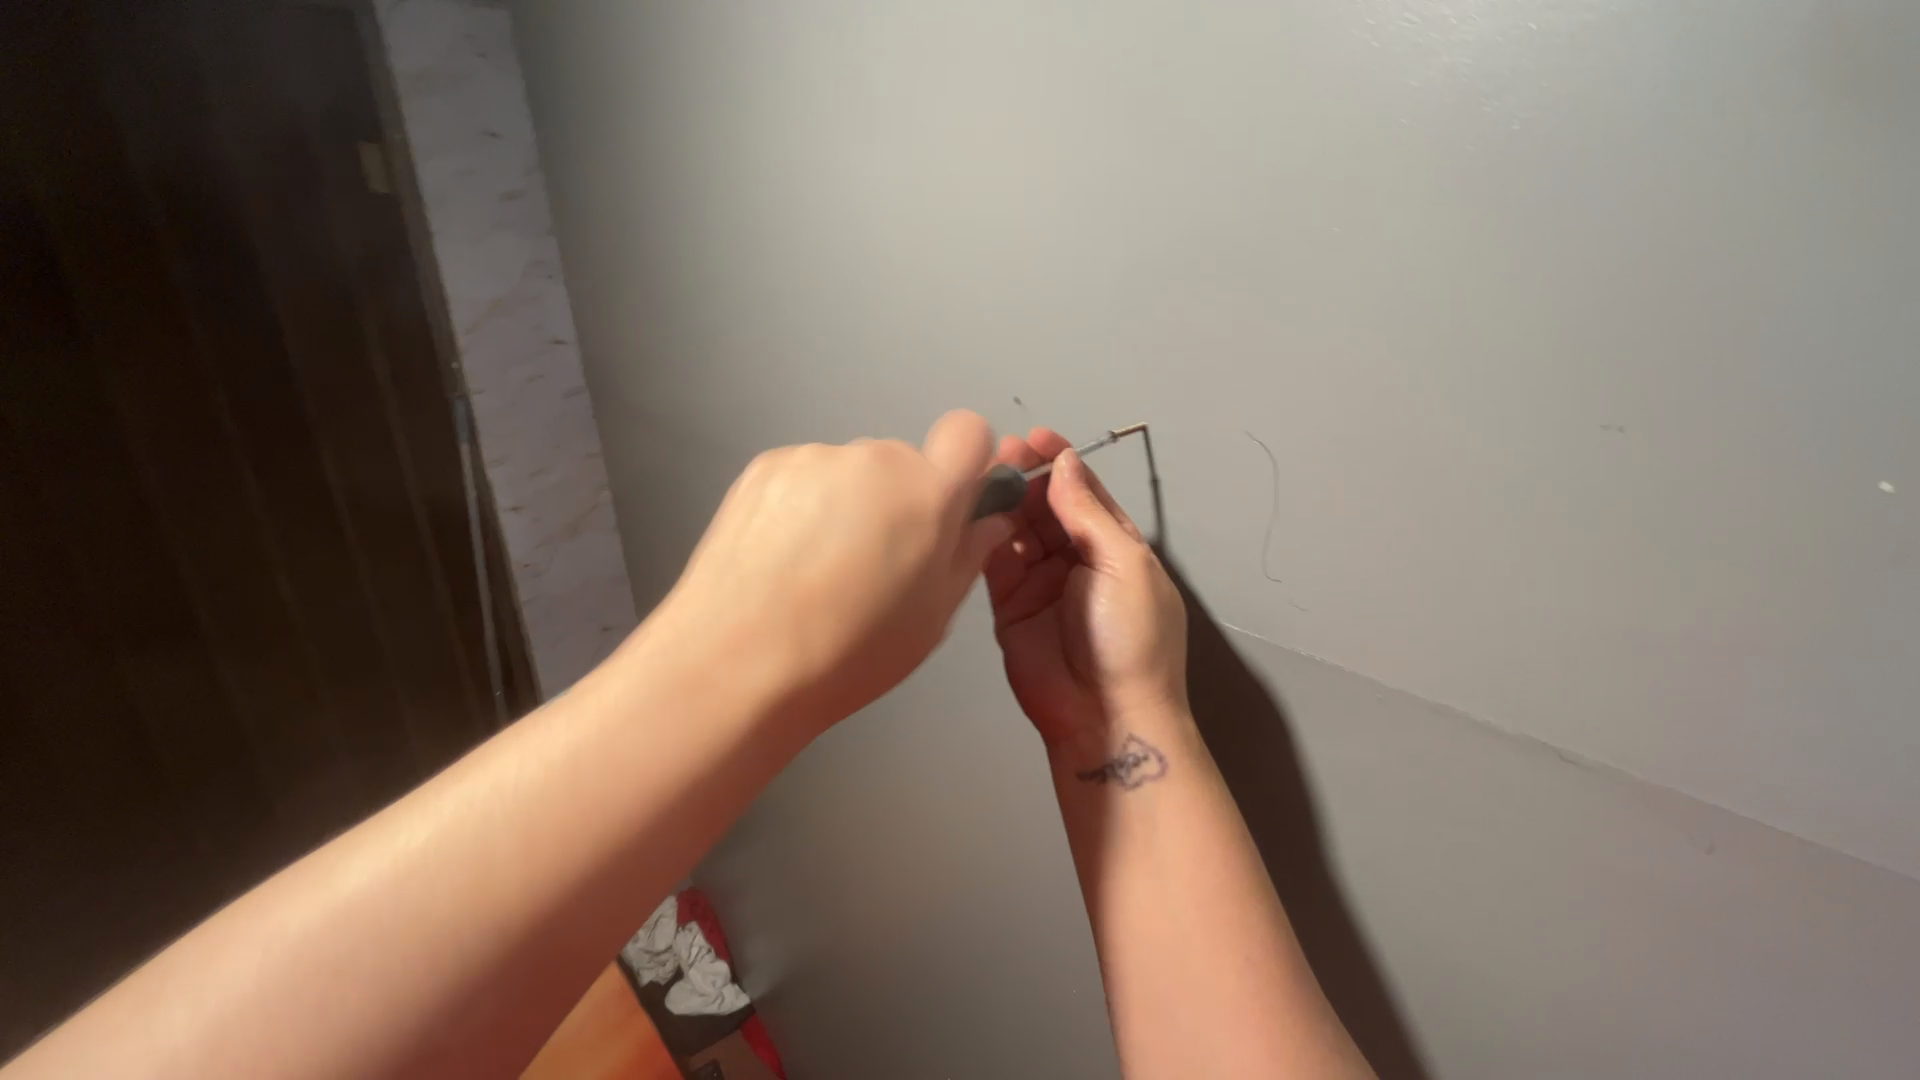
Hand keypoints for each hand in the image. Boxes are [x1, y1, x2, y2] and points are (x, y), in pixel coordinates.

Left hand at [653, 411, 1013, 731]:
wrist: (735, 663)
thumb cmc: (848, 653)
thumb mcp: (933, 618)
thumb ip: (969, 555)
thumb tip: (987, 520)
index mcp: (927, 493)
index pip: (970, 432)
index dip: (968, 463)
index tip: (951, 504)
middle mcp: (874, 459)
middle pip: (905, 461)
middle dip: (902, 499)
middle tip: (877, 562)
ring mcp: (815, 458)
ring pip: (853, 471)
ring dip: (851, 502)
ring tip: (819, 566)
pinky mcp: (766, 466)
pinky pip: (808, 475)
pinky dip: (806, 504)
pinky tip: (785, 556)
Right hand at [984, 428, 1186, 744]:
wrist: (1104, 716)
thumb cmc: (1130, 637)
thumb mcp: (1123, 566)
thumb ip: (1089, 513)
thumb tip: (1064, 462)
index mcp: (1114, 544)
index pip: (1085, 490)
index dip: (1061, 460)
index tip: (1035, 437)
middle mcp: (1075, 556)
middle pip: (1046, 504)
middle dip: (1026, 476)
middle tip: (999, 454)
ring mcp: (1039, 579)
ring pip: (1016, 527)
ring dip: (1002, 500)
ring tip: (979, 478)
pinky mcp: (1008, 602)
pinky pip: (993, 559)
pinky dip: (982, 535)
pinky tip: (969, 513)